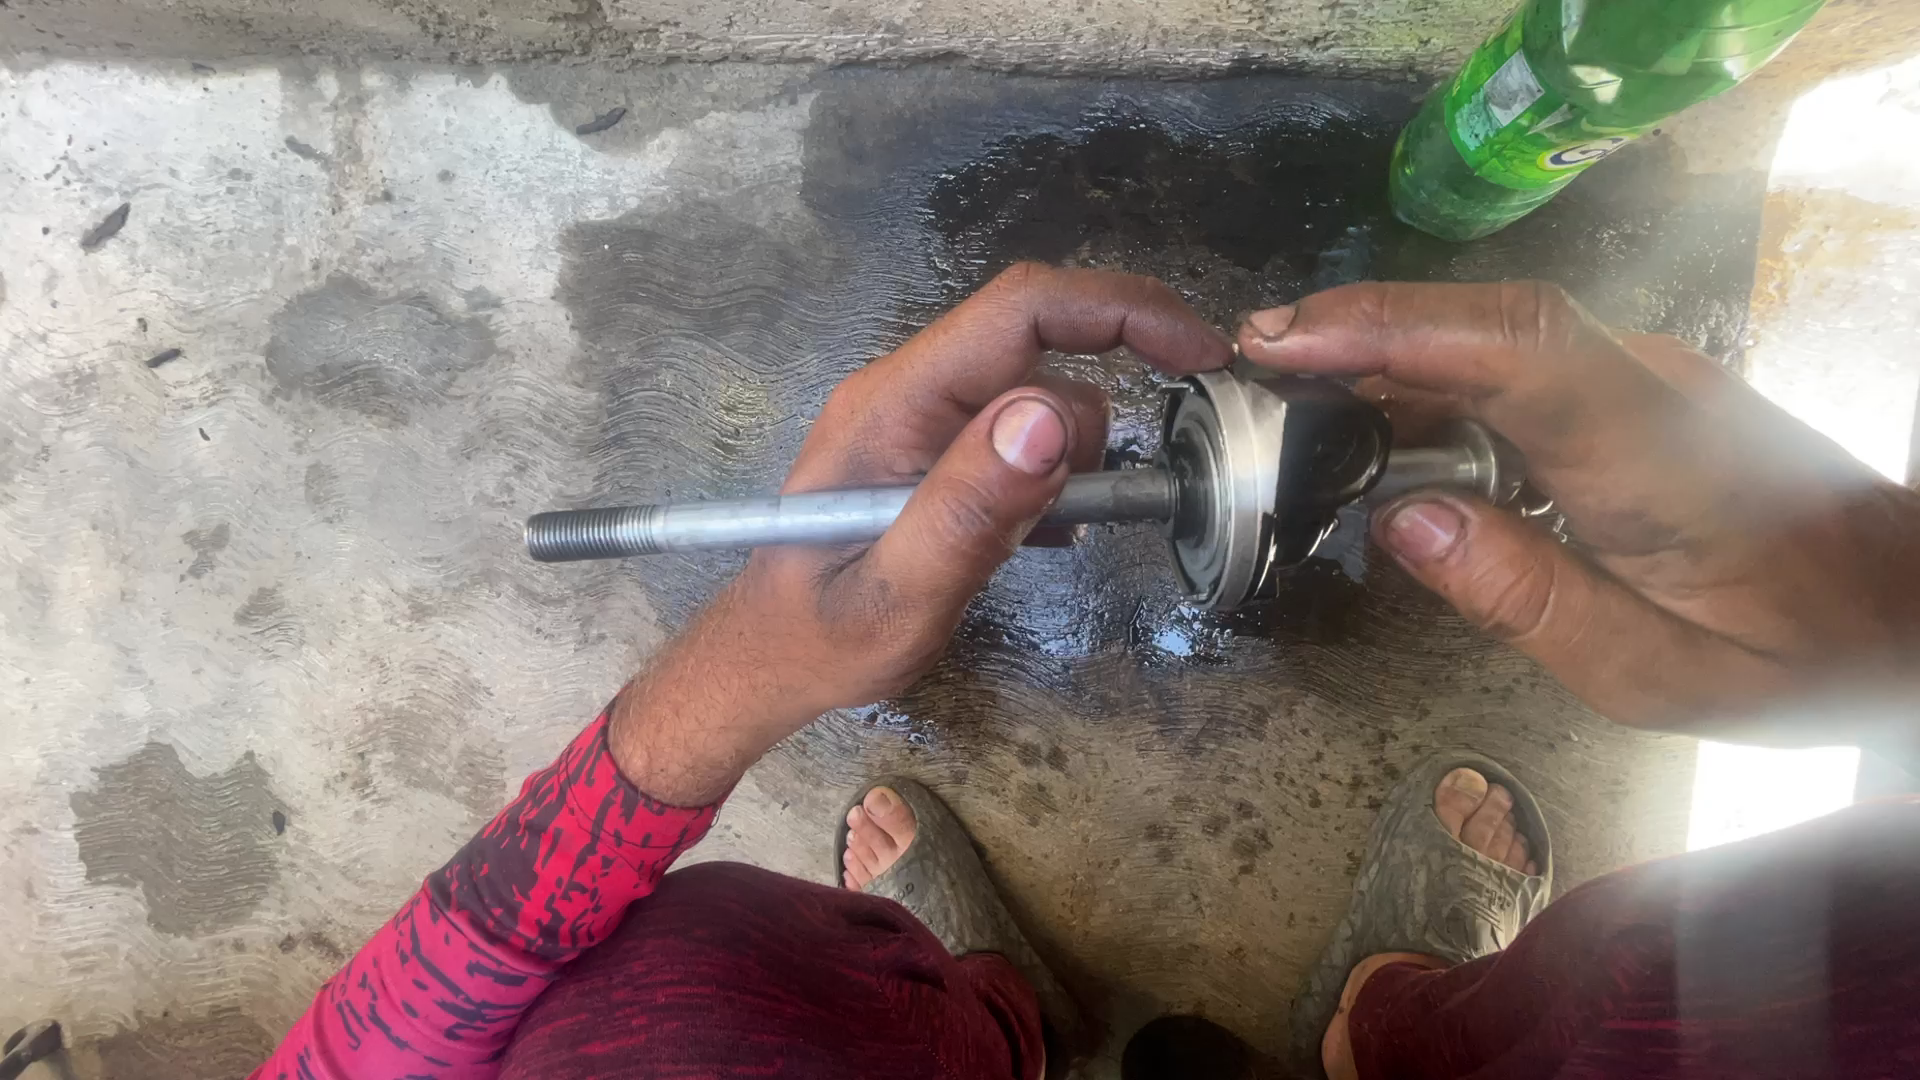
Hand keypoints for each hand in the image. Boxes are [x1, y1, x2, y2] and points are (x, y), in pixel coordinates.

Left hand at [613, 263, 1230, 801]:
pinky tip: (1031, 533)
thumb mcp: (898, 593)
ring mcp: (919, 418)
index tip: (1200, 355)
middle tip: (1075, 511)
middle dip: (1085, 424)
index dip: (1122, 311)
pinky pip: (1017, 437)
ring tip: (1032, 537)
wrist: (769, 658)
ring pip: (1036, 398)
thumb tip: (1051, 416)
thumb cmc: (821, 639)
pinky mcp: (932, 450)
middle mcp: (907, 390)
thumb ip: (968, 509)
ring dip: (1065, 463)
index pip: (1020, 310)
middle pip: (1036, 350)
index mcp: (893, 404)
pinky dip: (1048, 478)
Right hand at [1239, 281, 1919, 745]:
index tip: (1289, 343)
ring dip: (1369, 351)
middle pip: (1483, 326)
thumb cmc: (1793, 650)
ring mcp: (1628, 379)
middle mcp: (1643, 387)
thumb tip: (1403, 520)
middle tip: (1252, 356)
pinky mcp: (1606, 390)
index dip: (1393, 331)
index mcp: (1658, 456)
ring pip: (1479, 339)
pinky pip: (1491, 369)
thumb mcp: (1658, 672)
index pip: (1517, 353)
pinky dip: (1405, 378)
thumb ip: (1528, 599)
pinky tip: (1349, 408)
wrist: (1907, 605)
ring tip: (1277, 383)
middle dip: (1356, 328)